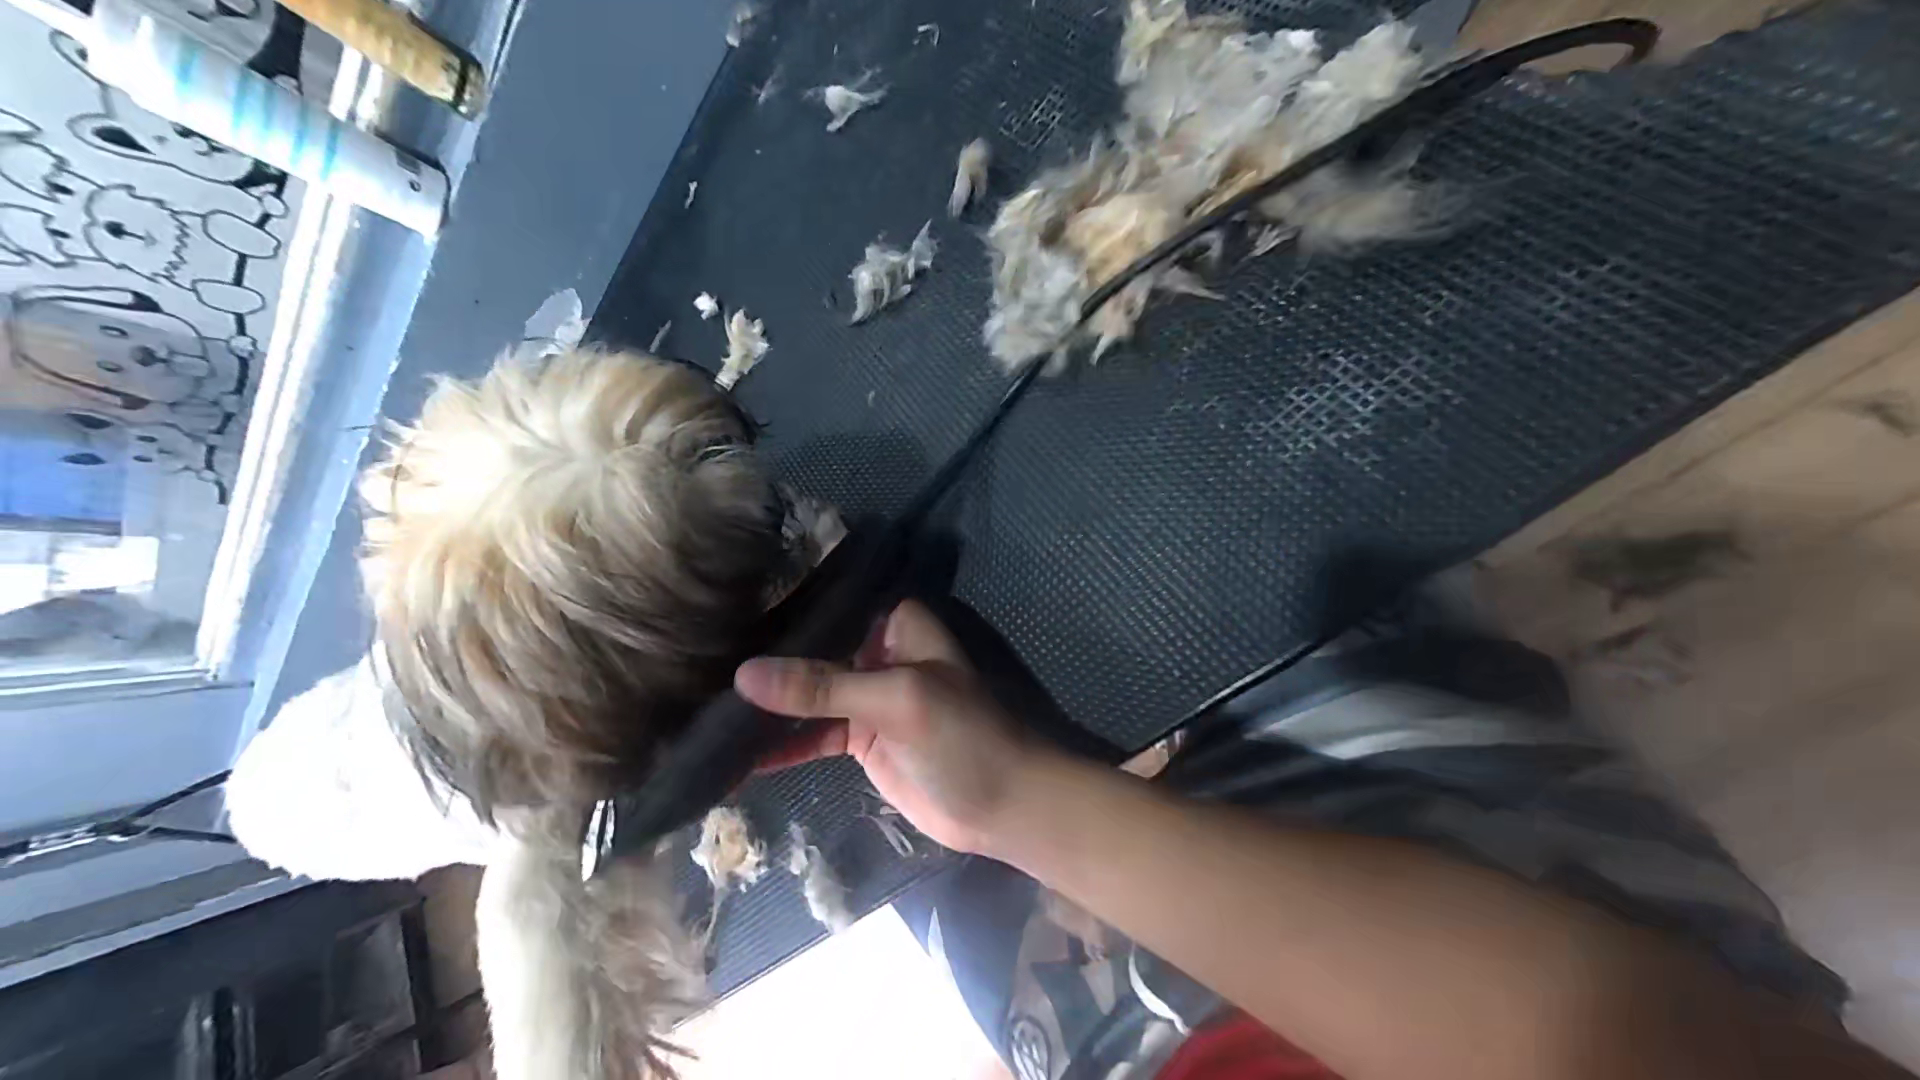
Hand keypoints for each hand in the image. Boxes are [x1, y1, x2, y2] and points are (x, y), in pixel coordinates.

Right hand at [734, 600, 1048, 855]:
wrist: (1004, 805)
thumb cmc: (963, 736)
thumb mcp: (896, 700)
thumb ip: (824, 686)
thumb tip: (745, 674)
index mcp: (895, 623)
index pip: (828, 607)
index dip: (779, 611)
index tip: (718, 614)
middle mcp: (877, 651)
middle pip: (811, 651)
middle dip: (764, 662)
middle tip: (694, 663)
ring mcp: (867, 696)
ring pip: (807, 694)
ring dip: (767, 708)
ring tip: (704, 710)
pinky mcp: (861, 738)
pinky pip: (813, 734)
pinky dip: (781, 746)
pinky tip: (738, 758)